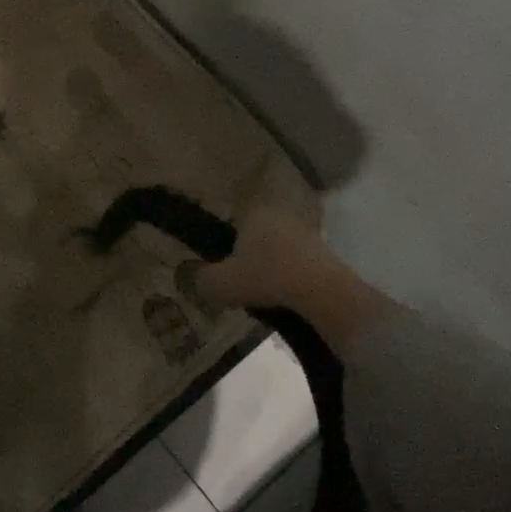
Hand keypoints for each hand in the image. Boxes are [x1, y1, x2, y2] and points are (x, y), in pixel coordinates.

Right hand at [192, 205, 329, 309]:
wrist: (322, 291)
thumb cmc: (264, 277)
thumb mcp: (220, 284)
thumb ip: (199, 279)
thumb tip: (184, 276)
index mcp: (253, 214)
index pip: (233, 219)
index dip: (225, 242)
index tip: (221, 263)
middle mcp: (280, 216)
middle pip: (258, 235)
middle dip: (249, 256)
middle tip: (241, 281)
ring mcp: (307, 234)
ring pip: (280, 250)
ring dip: (272, 268)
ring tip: (263, 294)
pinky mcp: (326, 255)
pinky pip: (299, 265)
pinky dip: (291, 279)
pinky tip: (285, 297)